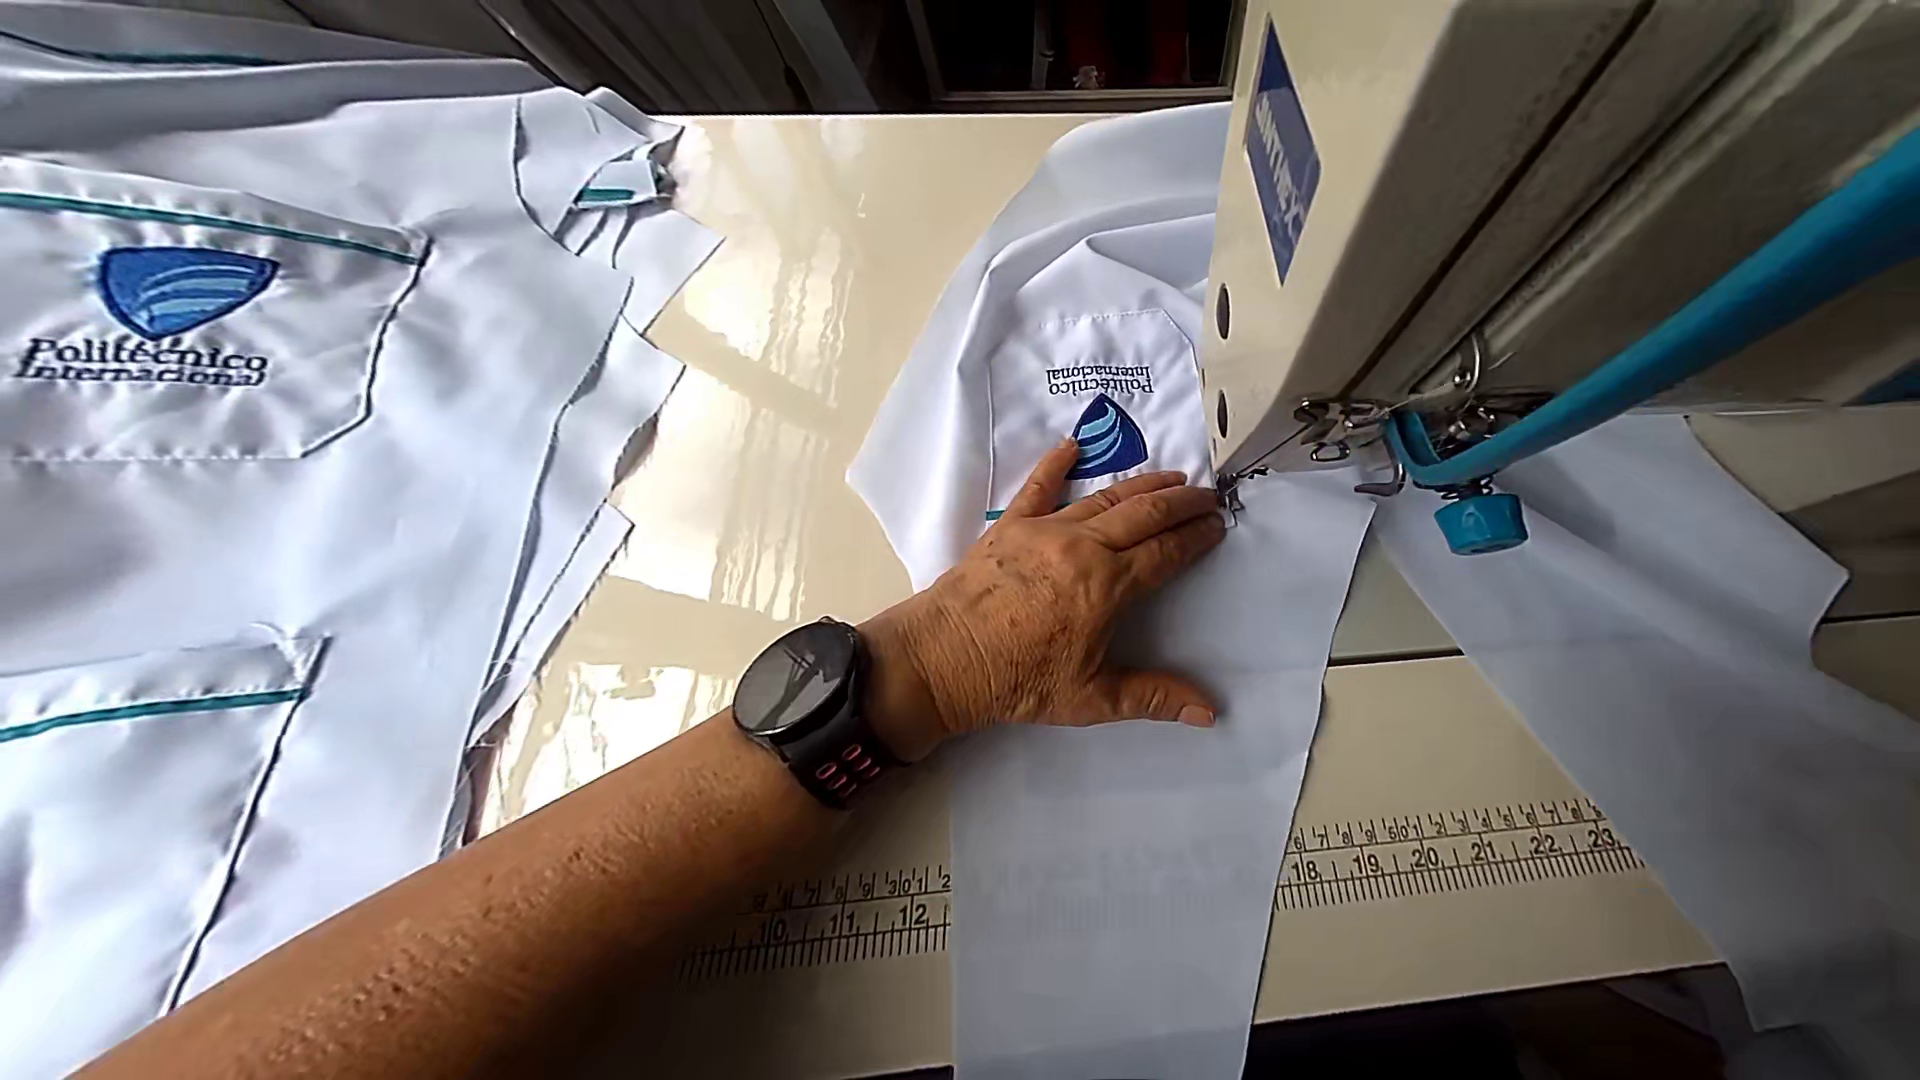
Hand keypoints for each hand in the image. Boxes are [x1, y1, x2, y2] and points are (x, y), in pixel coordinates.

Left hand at [863, 437, 1227, 760]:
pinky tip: (1072, 445)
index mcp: (1106, 587)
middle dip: (1181, 503)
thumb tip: (1210, 713)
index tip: (1216, 526)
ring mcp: (1043, 530)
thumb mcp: (1090, 698)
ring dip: (1141, 485)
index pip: (1165, 553)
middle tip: (1206, 496)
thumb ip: (1153, 697)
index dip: (1195, 538)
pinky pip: (1037, 486)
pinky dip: (1056, 463)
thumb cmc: (1017, 680)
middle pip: (1143, 514)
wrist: (944, 658)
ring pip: (1103, 498)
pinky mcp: (1009, 525)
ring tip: (1170, 477)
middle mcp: (1081, 547)